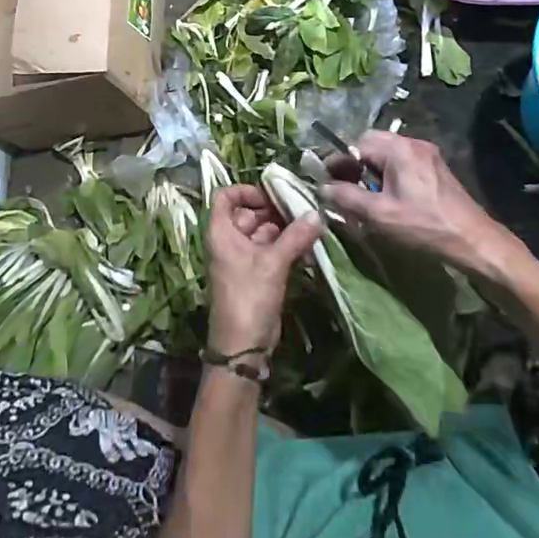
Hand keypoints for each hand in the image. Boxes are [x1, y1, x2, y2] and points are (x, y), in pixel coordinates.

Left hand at [204, 184, 322, 358]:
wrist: (242, 346)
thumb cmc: (249, 296)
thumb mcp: (273, 263)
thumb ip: (295, 236)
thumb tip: (316, 214)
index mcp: (221, 231)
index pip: (226, 196)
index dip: (247, 191)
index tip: (272, 195)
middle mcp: (229, 241)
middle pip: (249, 214)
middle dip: (275, 211)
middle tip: (304, 210)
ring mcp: (243, 258)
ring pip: (263, 233)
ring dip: (285, 231)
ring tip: (312, 228)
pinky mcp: (257, 274)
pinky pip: (271, 252)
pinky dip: (287, 248)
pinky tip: (309, 249)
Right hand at [321, 131, 524, 274]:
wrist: (473, 241)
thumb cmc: (423, 225)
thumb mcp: (379, 214)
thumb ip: (347, 197)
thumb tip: (323, 188)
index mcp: (399, 149)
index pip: (357, 143)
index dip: (338, 161)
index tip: (327, 180)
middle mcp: (414, 144)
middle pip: (372, 144)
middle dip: (354, 163)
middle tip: (343, 186)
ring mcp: (427, 155)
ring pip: (387, 154)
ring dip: (370, 170)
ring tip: (362, 195)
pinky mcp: (435, 169)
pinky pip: (402, 163)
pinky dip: (387, 174)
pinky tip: (385, 197)